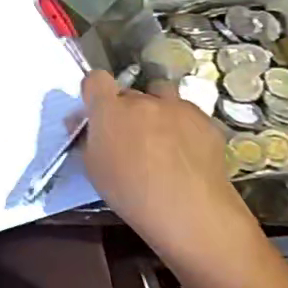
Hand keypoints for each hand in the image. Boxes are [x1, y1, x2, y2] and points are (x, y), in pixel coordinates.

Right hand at [77, 69, 255, 270]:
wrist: (188, 208)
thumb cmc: (129, 192)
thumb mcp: (93, 168)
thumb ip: (87, 138)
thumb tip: (82, 121)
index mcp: (109, 109)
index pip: (96, 79)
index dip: (95, 91)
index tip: (97, 110)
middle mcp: (143, 99)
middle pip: (129, 92)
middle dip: (126, 109)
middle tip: (130, 137)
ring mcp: (177, 106)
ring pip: (161, 95)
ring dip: (156, 108)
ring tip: (160, 137)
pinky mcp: (205, 119)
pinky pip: (188, 113)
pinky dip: (183, 125)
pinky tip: (186, 152)